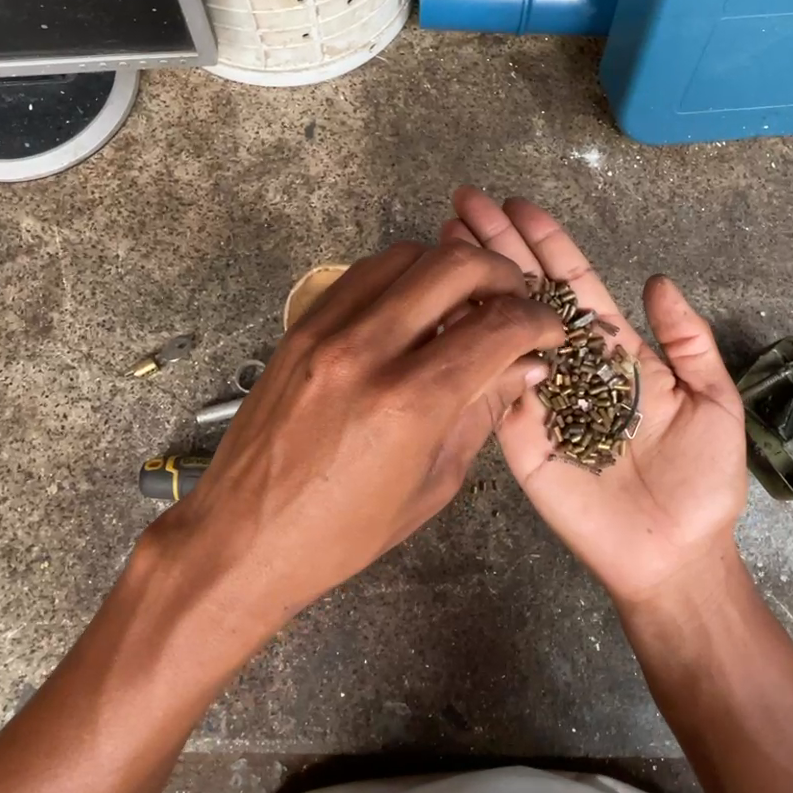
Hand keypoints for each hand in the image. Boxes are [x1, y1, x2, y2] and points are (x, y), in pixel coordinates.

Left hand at [146, 240, 565, 624]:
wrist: (243, 537)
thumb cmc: (343, 532)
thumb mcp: (432, 484)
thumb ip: (481, 411)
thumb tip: (524, 366)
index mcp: (409, 402)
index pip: (496, 328)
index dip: (538, 321)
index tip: (549, 329)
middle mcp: (367, 350)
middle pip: (454, 266)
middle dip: (501, 274)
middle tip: (516, 300)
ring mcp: (325, 330)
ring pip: (405, 256)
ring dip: (449, 267)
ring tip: (466, 299)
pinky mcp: (299, 326)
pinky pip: (361, 274)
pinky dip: (401, 276)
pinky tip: (414, 305)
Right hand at [444, 187, 747, 604]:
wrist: (677, 554)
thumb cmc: (703, 481)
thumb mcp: (713, 402)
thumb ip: (688, 341)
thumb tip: (657, 279)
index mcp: (614, 351)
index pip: (574, 284)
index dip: (547, 243)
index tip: (517, 205)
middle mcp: (569, 365)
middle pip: (527, 294)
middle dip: (497, 248)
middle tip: (463, 203)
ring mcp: (538, 398)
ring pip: (499, 332)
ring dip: (472, 285)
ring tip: (443, 241)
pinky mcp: (517, 437)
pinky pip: (489, 388)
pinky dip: (465, 349)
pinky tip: (443, 311)